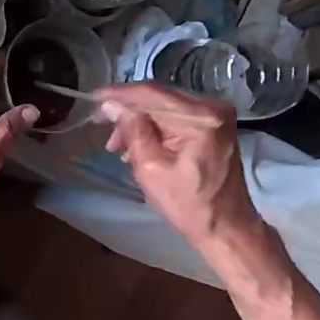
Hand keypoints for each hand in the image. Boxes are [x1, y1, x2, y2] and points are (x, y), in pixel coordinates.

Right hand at [99, 82, 262, 251]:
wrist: (226, 226)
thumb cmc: (188, 205)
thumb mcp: (151, 169)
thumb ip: (132, 131)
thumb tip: (112, 105)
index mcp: (200, 117)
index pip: (152, 93)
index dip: (120, 94)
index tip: (93, 97)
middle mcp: (212, 107)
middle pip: (159, 97)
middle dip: (128, 110)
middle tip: (104, 127)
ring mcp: (216, 114)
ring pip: (166, 106)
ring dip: (140, 121)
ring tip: (119, 145)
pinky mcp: (214, 125)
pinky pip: (177, 116)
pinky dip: (156, 126)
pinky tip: (139, 144)